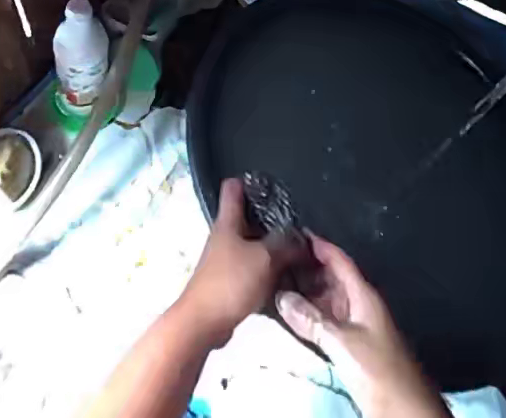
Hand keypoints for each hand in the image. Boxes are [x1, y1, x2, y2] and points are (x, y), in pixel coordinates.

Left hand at [171, 177, 303, 347]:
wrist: (203, 323)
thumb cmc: (230, 281)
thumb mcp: (264, 258)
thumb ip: (285, 244)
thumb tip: (303, 238)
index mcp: (227, 220)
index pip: (234, 186)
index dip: (251, 182)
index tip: (274, 187)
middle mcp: (225, 235)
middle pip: (248, 217)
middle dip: (272, 221)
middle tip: (298, 226)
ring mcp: (226, 258)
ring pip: (253, 245)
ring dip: (273, 249)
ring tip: (299, 253)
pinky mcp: (230, 281)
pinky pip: (253, 269)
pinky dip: (268, 272)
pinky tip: (287, 280)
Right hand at [276, 234, 447, 417]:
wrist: (408, 415)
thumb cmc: (380, 371)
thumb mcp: (344, 344)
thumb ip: (312, 319)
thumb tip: (281, 295)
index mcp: (363, 295)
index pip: (338, 259)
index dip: (318, 244)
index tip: (293, 231)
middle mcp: (359, 305)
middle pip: (330, 277)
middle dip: (306, 268)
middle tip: (274, 261)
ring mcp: (356, 327)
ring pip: (327, 300)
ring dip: (305, 293)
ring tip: (275, 284)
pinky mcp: (351, 348)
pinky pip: (326, 321)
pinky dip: (309, 315)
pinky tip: (289, 315)